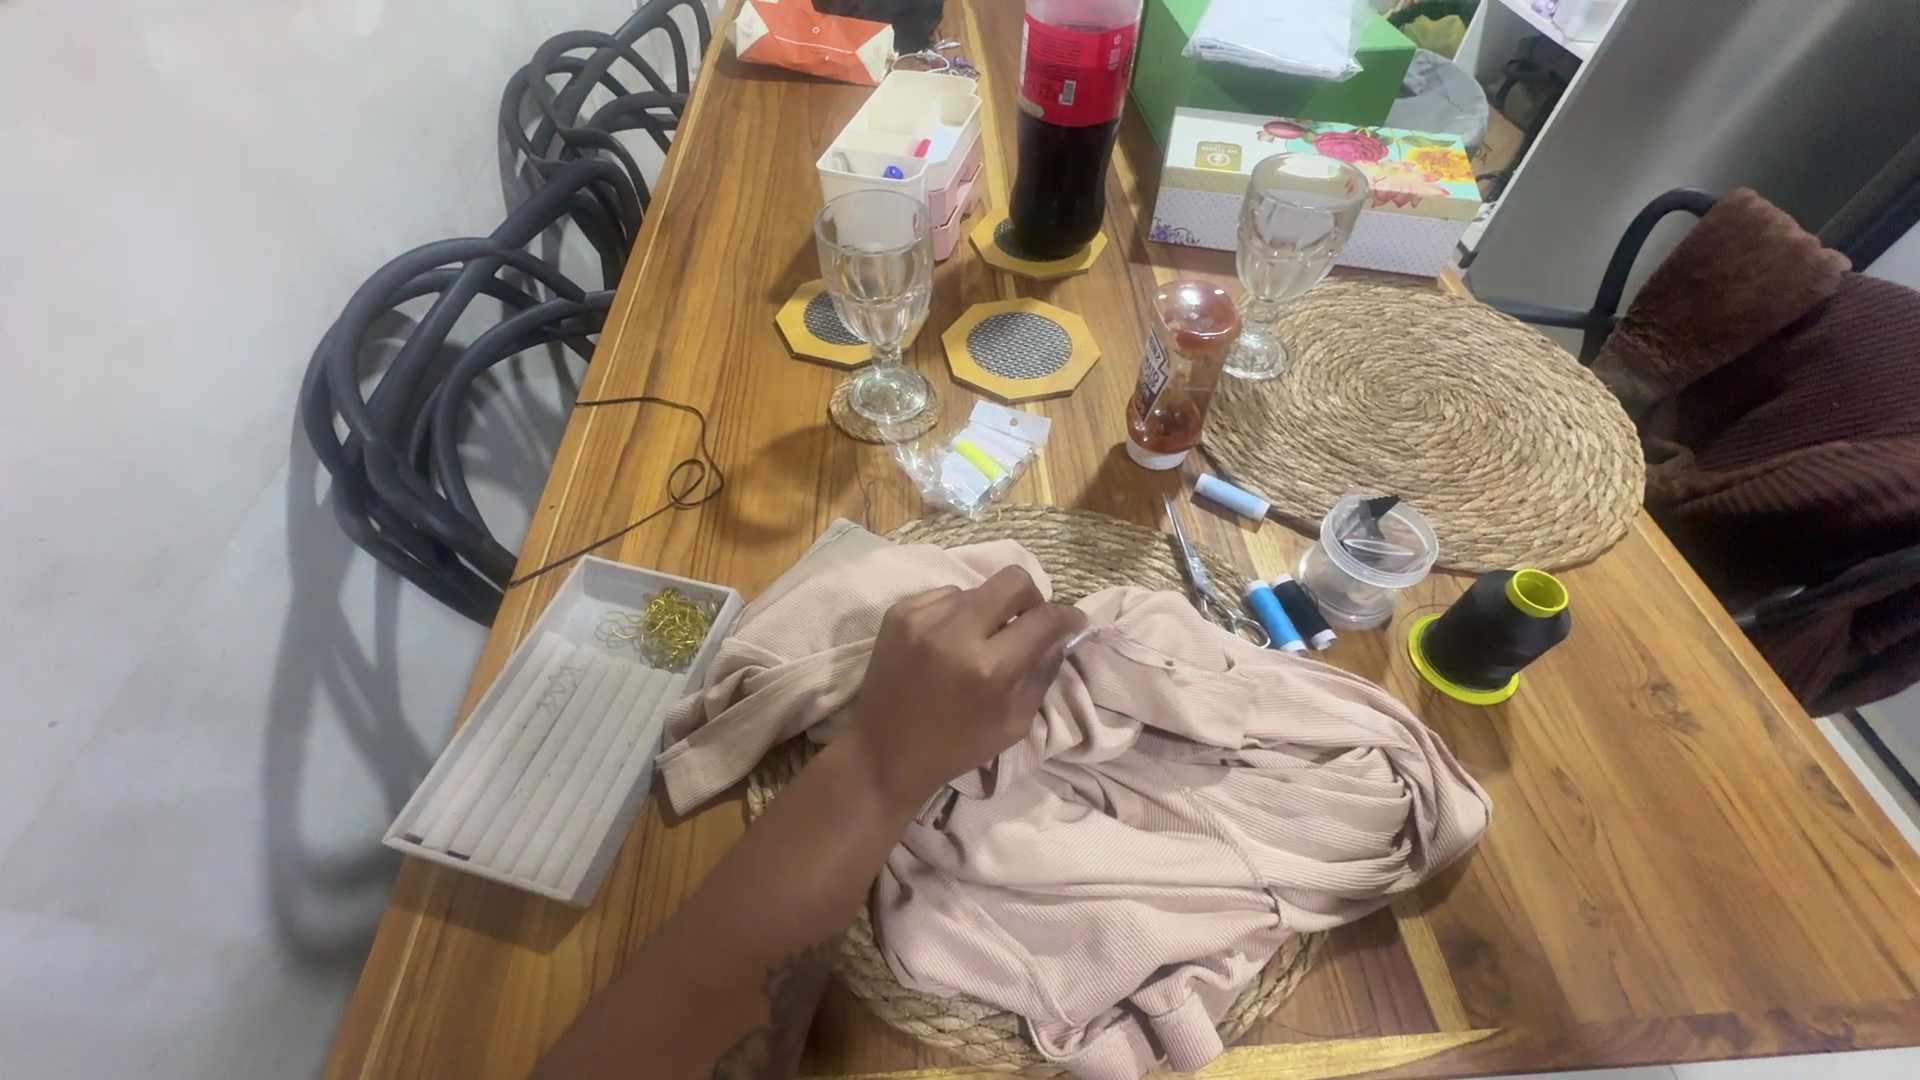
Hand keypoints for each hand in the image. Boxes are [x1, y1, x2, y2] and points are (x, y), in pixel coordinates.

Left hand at [845, 565, 1087, 809]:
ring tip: (979, 640)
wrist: (883, 752)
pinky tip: (948, 641)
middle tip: (1027, 622)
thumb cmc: (955, 747)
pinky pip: (945, 595)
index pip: (1045, 619)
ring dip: (989, 610)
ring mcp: (923, 618)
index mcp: (989, 669)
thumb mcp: (1014, 723)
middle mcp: (956, 634)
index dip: (1068, 616)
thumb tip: (1061, 635)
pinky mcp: (898, 612)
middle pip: (1014, 580)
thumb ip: (1042, 673)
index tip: (1073, 622)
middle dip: (1031, 598)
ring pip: (978, 588)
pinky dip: (956, 613)